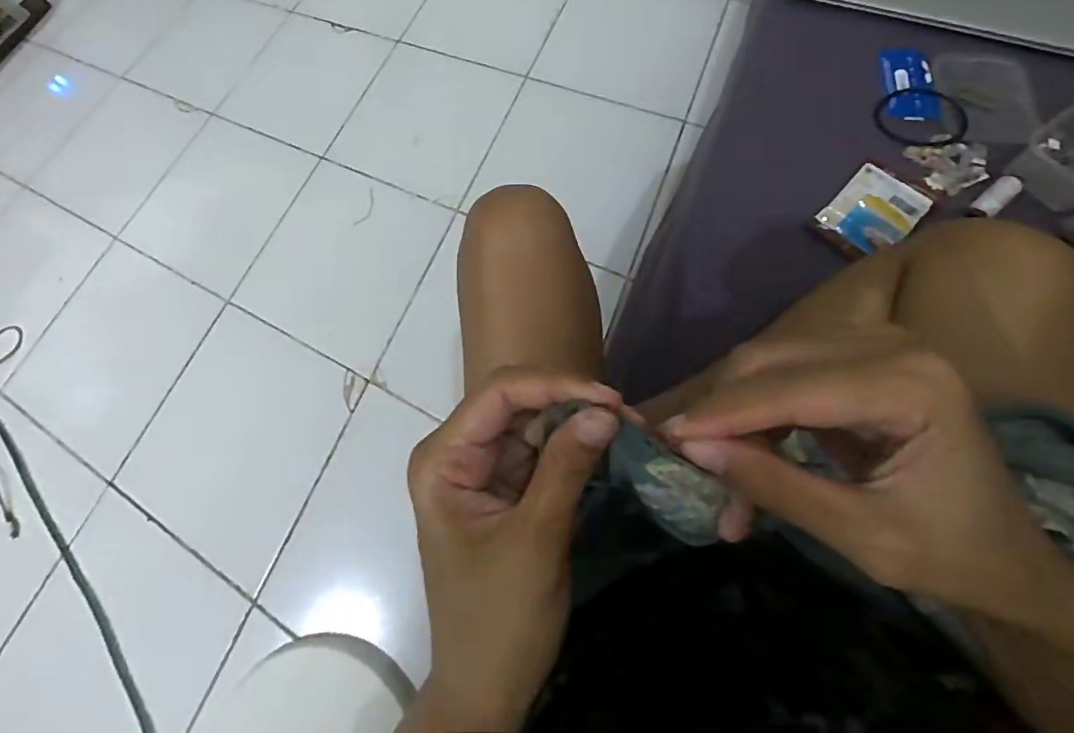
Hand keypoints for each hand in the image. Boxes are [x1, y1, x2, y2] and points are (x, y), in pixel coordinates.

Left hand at [405, 368, 622, 731]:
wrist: (487, 690)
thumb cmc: (497, 619)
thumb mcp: (535, 539)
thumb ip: (566, 467)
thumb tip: (607, 411)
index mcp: (444, 460)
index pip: (499, 394)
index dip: (554, 384)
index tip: (610, 400)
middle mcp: (460, 453)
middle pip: (519, 401)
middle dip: (572, 401)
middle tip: (627, 415)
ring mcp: (486, 470)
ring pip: (537, 421)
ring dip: (580, 420)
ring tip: (629, 427)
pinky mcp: (510, 487)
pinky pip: (546, 449)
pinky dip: (578, 445)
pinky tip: (610, 444)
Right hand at [662, 328, 1059, 621]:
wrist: (1006, 553)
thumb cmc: (949, 553)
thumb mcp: (862, 536)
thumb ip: (777, 487)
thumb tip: (694, 448)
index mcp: (912, 384)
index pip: (797, 386)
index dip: (727, 411)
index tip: (668, 437)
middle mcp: (894, 344)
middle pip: (777, 358)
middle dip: (722, 407)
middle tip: (681, 455)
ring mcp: (878, 342)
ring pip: (774, 360)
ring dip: (736, 412)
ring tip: (715, 475)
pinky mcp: (861, 356)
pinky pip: (789, 371)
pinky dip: (759, 411)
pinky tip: (744, 454)